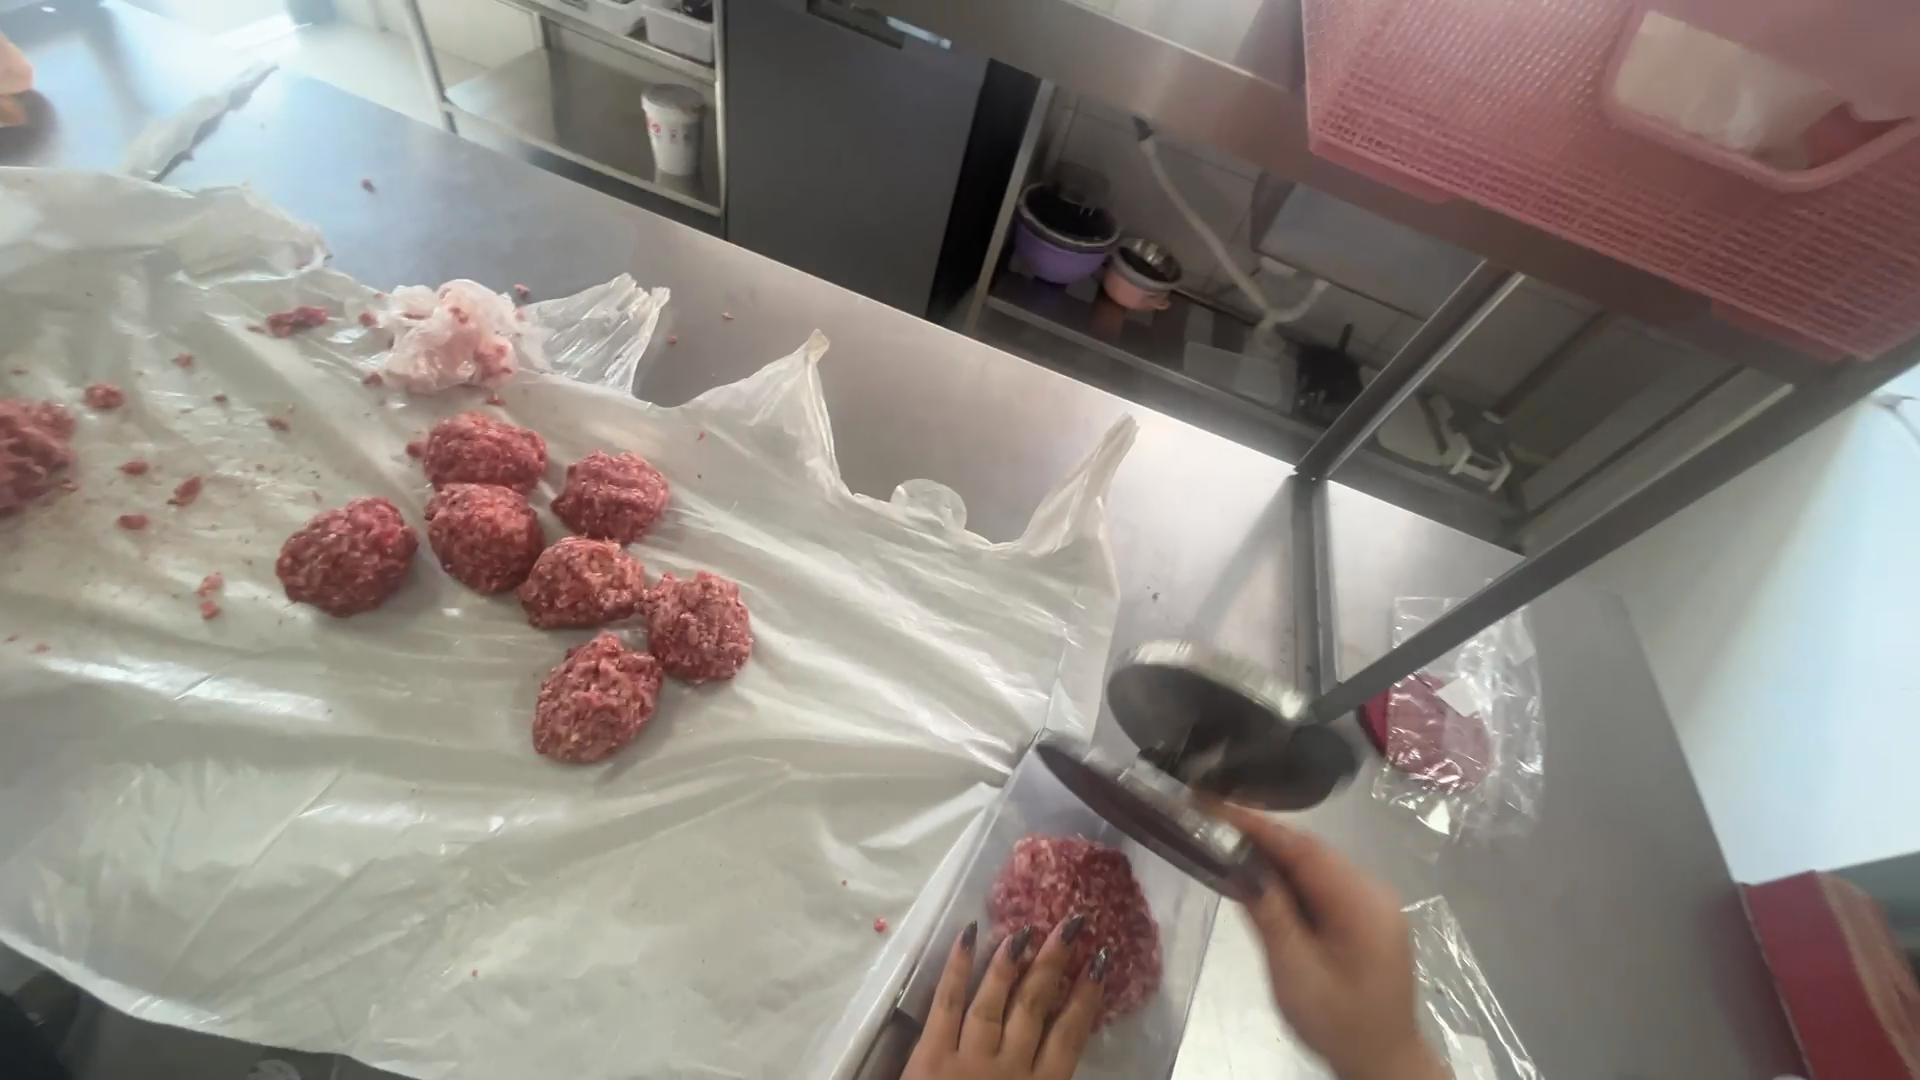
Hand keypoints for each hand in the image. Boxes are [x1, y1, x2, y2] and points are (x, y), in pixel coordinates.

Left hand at [902, 916, 1107, 1079]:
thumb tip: (1070, 1048)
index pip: (1069, 1038)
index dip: (1086, 998)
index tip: (1102, 961)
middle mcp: (1008, 1071)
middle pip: (1035, 1006)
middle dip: (1055, 962)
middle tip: (1072, 922)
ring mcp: (968, 1060)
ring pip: (995, 999)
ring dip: (1012, 960)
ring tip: (1029, 926)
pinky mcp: (929, 1057)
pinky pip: (946, 1004)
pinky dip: (958, 967)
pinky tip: (969, 933)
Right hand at [1215, 803, 1448, 1079]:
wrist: (1383, 1066)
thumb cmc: (1338, 1022)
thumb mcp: (1295, 971)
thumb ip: (1268, 913)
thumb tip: (1236, 863)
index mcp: (1362, 903)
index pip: (1302, 849)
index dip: (1256, 824)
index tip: (1214, 804)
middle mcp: (1371, 891)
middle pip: (1307, 849)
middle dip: (1259, 833)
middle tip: (1210, 818)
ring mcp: (1369, 901)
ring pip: (1311, 861)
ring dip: (1270, 851)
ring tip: (1223, 838)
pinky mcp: (1360, 913)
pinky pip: (1318, 878)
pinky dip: (1285, 871)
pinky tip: (1256, 872)